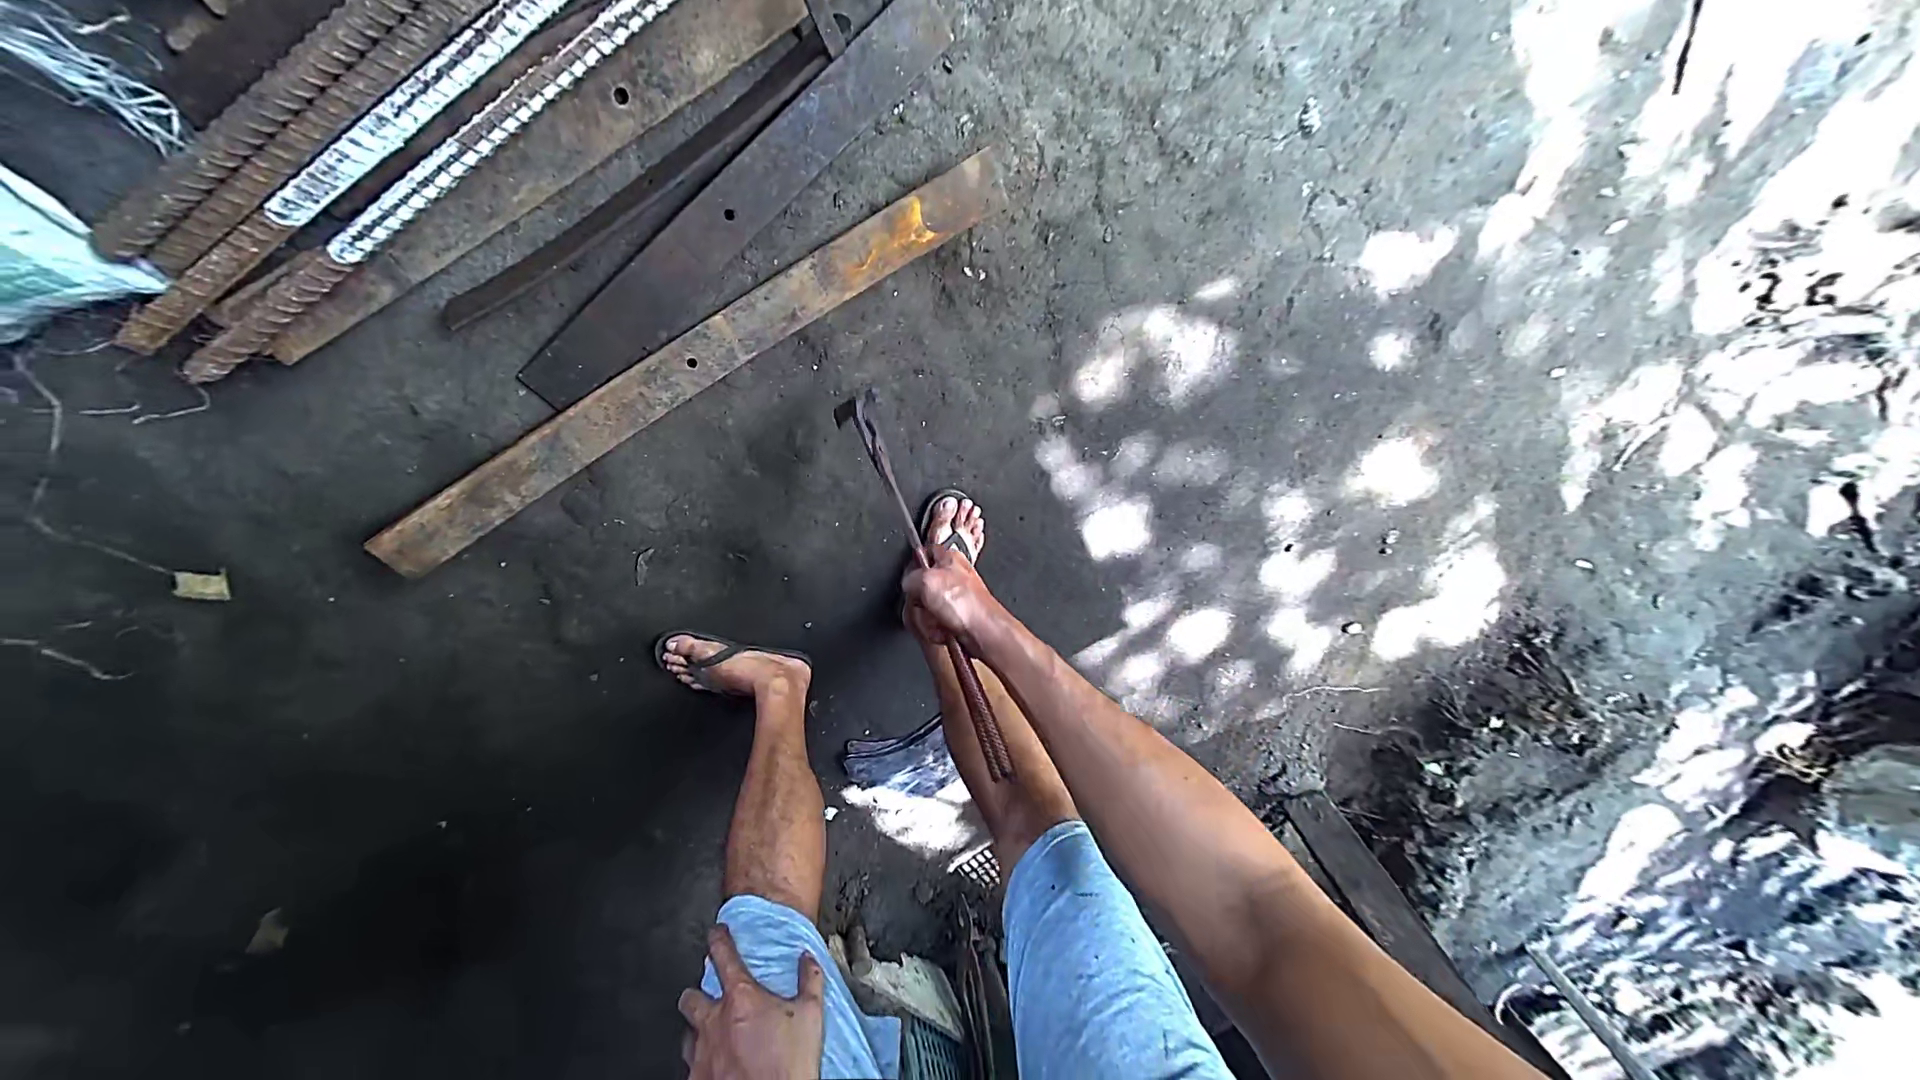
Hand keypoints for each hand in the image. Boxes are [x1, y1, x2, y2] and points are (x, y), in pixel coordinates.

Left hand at [679, 924, 825, 1079]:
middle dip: (696, 993)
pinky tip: (712, 1063)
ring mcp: (701, 1055)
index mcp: (741, 999)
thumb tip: (807, 959)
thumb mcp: (811, 1014)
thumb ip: (809, 980)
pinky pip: (689, 1065)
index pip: (723, 957)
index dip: (718, 939)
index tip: (716, 933)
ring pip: (687, 1033)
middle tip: (707, 993)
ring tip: (709, 1031)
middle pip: (691, 998)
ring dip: (697, 1028)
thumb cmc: (790, 1065)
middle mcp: (715, 1023)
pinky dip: (700, 1060)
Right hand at [902, 544, 1003, 649]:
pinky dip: (935, 630)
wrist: (984, 632)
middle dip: (919, 602)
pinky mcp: (955, 618)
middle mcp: (953, 577)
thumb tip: (907, 585)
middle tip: (928, 604)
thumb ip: (909, 577)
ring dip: (927, 619)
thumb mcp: (926, 580)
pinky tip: (944, 629)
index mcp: (949, 558)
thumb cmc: (967, 604)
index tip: (911, 578)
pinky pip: (933, 624)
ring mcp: (954, 599)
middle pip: (919, 587)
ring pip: (925, 609)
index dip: (914, 566)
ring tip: (939, 619)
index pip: (924, 553)